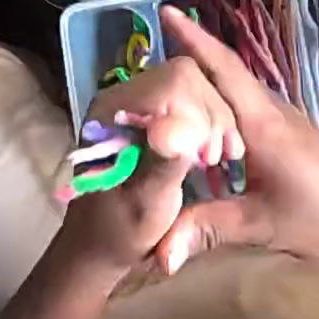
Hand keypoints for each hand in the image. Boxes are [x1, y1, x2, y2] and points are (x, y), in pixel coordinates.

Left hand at [57, 54, 239, 272]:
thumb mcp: (146, 205)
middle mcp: (123, 96)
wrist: (101, 242)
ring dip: (215, 118)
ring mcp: (138, 100)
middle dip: (211, 114)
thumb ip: (162, 165)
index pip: (172, 82)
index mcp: (113, 112)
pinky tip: (215, 150)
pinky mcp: (153, 109)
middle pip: (186, 75)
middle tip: (216, 158)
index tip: (207, 156)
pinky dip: (211, 120)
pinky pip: (192, 96)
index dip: (200, 112)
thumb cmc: (120, 230)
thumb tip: (180, 130)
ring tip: (217, 157)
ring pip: (193, 83)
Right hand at [153, 5, 318, 272]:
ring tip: (164, 91)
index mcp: (262, 121)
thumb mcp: (264, 224)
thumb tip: (156, 254)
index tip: (167, 11)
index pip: (222, 67)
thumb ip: (208, 229)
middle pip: (224, 73)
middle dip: (187, 60)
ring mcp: (283, 122)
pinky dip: (218, 108)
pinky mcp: (289, 136)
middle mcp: (271, 111)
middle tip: (145, 67)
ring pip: (235, 92)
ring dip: (202, 84)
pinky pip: (245, 109)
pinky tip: (204, 127)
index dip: (193, 37)